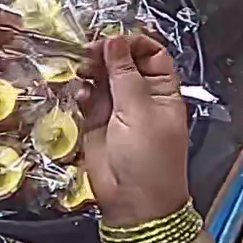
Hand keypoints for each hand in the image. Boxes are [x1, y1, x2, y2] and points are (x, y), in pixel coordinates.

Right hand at [82, 34, 189, 225]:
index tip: (110, 41)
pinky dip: (82, 92)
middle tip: (87, 53)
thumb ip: (123, 73)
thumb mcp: (138, 110)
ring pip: (101, 77)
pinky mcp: (95, 121)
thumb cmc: (147, 157)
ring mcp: (116, 108)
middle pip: (122, 62)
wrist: (132, 202)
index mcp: (161, 90)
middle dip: (106, 55)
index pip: (150, 53)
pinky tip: (80, 96)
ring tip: (81, 73)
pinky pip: (87, 96)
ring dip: (91, 71)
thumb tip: (114, 40)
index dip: (132, 44)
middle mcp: (139, 95)